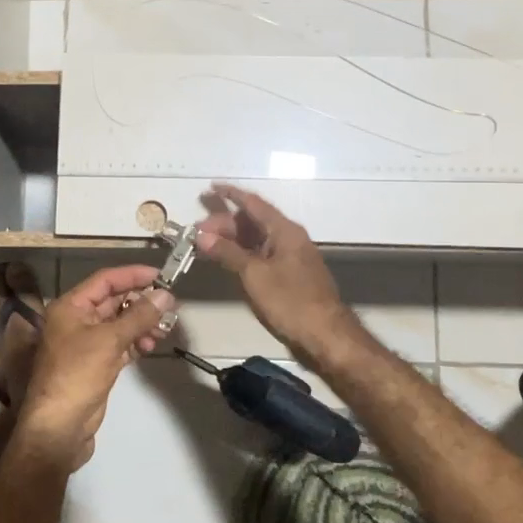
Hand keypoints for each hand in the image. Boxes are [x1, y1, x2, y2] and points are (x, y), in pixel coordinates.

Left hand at [17, 265, 174, 468]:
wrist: (59, 426)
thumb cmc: (77, 375)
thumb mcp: (109, 341)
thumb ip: (138, 316)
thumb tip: (164, 295)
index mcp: (70, 307)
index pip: (104, 280)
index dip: (132, 275)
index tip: (161, 276)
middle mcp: (76, 320)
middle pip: (113, 301)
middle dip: (141, 302)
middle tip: (170, 306)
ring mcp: (86, 343)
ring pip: (119, 324)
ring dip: (142, 324)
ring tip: (164, 329)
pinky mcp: (96, 364)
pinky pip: (120, 344)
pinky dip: (136, 342)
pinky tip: (152, 345)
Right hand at [195, 183, 366, 364]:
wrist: (324, 334)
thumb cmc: (290, 300)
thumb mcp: (254, 274)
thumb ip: (227, 252)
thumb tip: (202, 235)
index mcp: (285, 231)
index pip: (254, 204)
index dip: (231, 195)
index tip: (210, 188)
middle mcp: (289, 238)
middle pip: (253, 222)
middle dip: (225, 223)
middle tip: (198, 231)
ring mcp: (290, 257)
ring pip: (256, 240)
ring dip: (231, 240)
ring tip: (206, 246)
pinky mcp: (289, 276)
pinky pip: (261, 255)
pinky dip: (242, 255)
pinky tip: (226, 261)